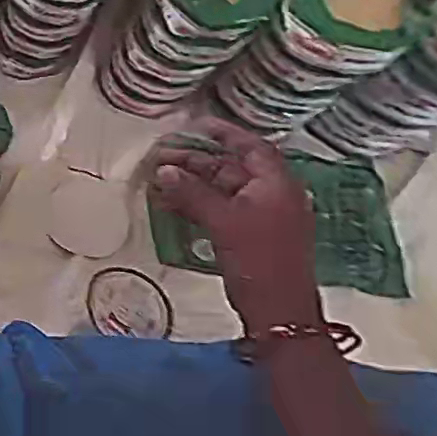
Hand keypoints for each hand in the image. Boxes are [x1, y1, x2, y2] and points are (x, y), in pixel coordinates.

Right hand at [148, 118, 322, 333]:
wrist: (278, 311)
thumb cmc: (258, 260)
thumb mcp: (223, 221)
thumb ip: (192, 192)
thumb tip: (164, 170)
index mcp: (276, 184)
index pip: (250, 147)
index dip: (224, 133)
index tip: (196, 124)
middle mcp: (271, 195)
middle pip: (231, 167)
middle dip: (196, 160)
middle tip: (162, 155)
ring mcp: (261, 216)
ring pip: (221, 189)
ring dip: (191, 183)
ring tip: (158, 179)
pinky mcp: (248, 234)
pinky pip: (219, 209)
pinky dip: (196, 203)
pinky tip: (170, 203)